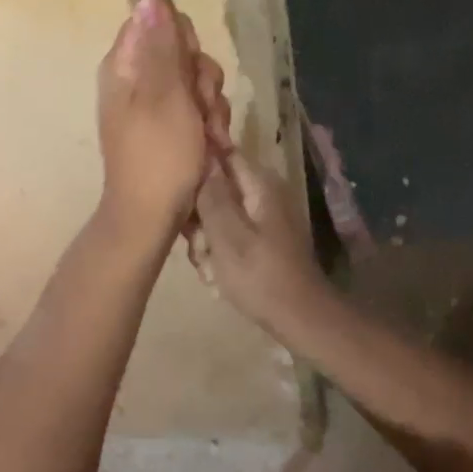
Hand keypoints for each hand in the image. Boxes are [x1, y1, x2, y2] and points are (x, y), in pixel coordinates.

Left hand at [96, 0, 231, 232]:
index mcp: (124, 66)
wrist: (150, 217)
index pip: (158, 24)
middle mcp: (133, 80)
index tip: (191, 70)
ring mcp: (150, 106)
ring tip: (207, 136)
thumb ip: (161, 48)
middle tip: (202, 109)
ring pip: (194, 82)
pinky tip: (210, 145)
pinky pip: (194, 109)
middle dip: (202, 80)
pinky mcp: (166, 128)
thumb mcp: (165, 97)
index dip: (184, 43)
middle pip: (181, 53)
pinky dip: (207, 125)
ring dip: (210, 106)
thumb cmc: (159, 156)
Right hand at [194, 151, 325, 327]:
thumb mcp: (227, 234)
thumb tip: (201, 158)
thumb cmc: (260, 275)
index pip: (224, 153)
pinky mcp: (260, 241)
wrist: (299, 318)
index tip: (174, 176)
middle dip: (198, 213)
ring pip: (218, 215)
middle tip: (194, 242)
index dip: (198, 159)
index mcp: (260, 185)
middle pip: (217, 188)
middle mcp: (263, 195)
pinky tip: (214, 275)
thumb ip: (212, 194)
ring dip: (205, 238)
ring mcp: (263, 219)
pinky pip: (228, 235)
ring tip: (206, 265)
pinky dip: (218, 252)